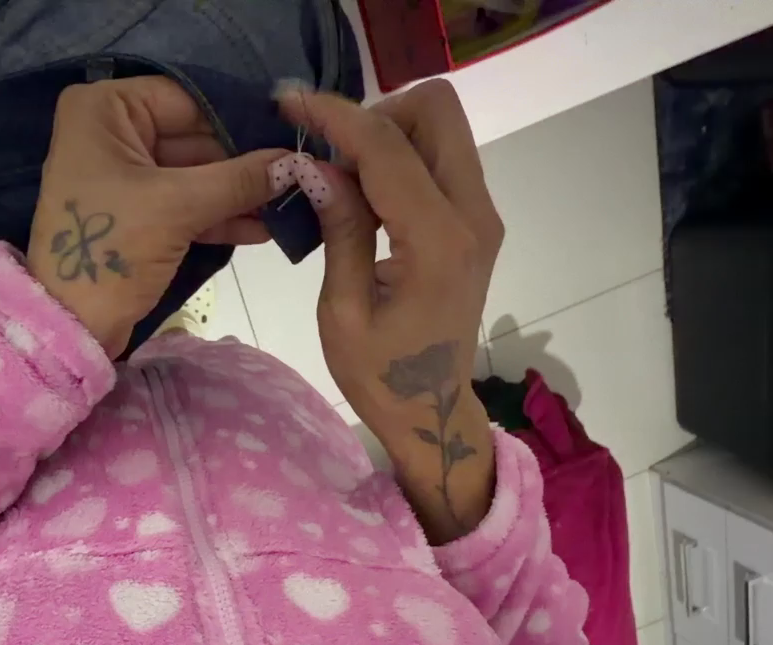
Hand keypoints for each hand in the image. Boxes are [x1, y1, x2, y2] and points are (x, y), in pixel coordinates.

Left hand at [27, 77, 288, 355]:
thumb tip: (296, 163)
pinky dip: (218, 217)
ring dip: (237, 194)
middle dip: (243, 163)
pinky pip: (183, 206)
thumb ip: (239, 180)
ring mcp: (123, 178)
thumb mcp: (178, 208)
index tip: (288, 136)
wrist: (73, 326)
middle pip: (193, 138)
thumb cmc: (112, 252)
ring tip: (288, 203)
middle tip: (297, 174)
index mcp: (105, 110)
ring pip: (192, 176)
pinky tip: (263, 227)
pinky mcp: (135, 218)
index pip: (187, 100)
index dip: (239, 119)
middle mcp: (110, 133)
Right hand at [278, 81, 504, 542]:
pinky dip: (401, 160)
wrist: (432, 411)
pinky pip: (442, 161)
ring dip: (388, 136)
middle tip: (330, 159)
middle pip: (436, 111)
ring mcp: (481, 216)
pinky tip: (364, 196)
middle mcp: (473, 215)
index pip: (388, 148)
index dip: (337, 118)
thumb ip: (339, 231)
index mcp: (438, 242)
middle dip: (376, 117)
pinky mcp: (475, 223)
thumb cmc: (380, 377)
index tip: (291, 105)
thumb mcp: (343, 314)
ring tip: (340, 181)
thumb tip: (316, 166)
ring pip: (442, 129)